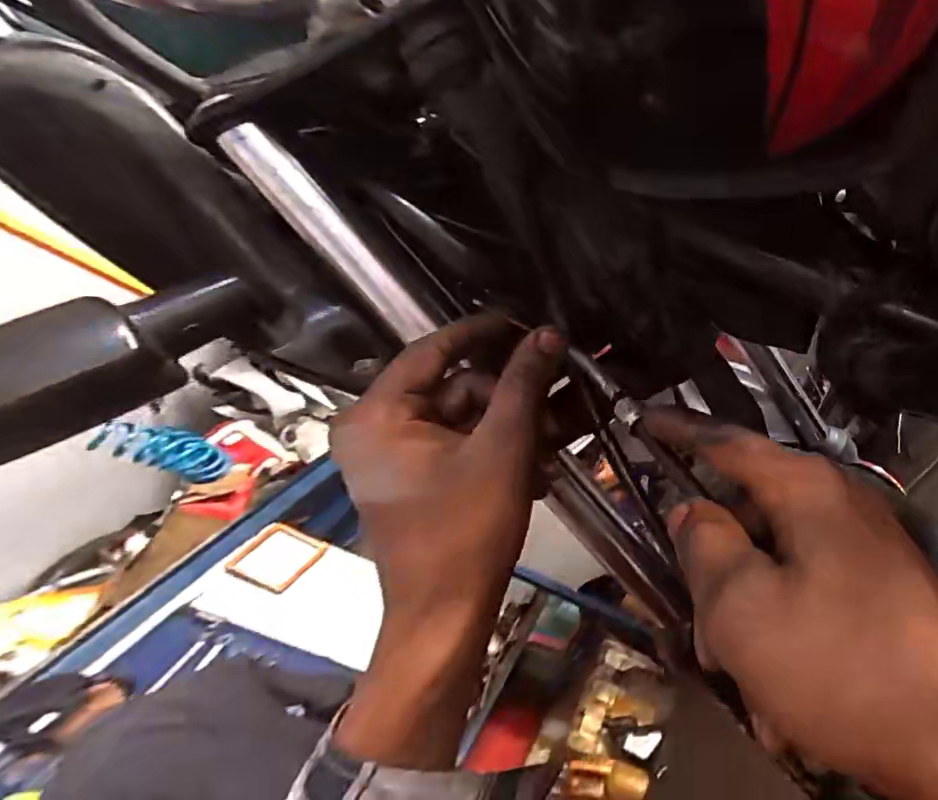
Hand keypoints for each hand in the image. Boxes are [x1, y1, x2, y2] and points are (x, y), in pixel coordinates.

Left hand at [329, 315, 565, 767]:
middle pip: (460, 385)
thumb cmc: (466, 526)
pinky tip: (538, 463)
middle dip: (513, 394)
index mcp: (379, 416)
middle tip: (558, 397)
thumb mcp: (504, 445)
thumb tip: (547, 333)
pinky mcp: (419, 477)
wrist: (446, 614)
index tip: (530, 323)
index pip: (434, 350)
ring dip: (517, 422)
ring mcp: (397, 455)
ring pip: (470, 415)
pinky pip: (466, 442)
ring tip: (556, 437)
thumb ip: (525, 382)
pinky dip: (504, 446)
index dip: (485, 332)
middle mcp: (378, 429)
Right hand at [645, 409, 937, 799]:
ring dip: (752, 630)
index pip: (730, 443)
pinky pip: (807, 602)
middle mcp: (838, 504)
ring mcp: (861, 547)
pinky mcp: (875, 591)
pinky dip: (788, 647)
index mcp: (808, 489)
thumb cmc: (846, 664)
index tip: (648, 421)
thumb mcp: (748, 611)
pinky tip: (793, 707)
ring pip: (774, 572)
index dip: (681, 431)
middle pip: (749, 519)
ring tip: (761, 692)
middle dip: (719, 581)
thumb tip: (692, 511)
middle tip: (708, 641)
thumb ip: (706, 550)